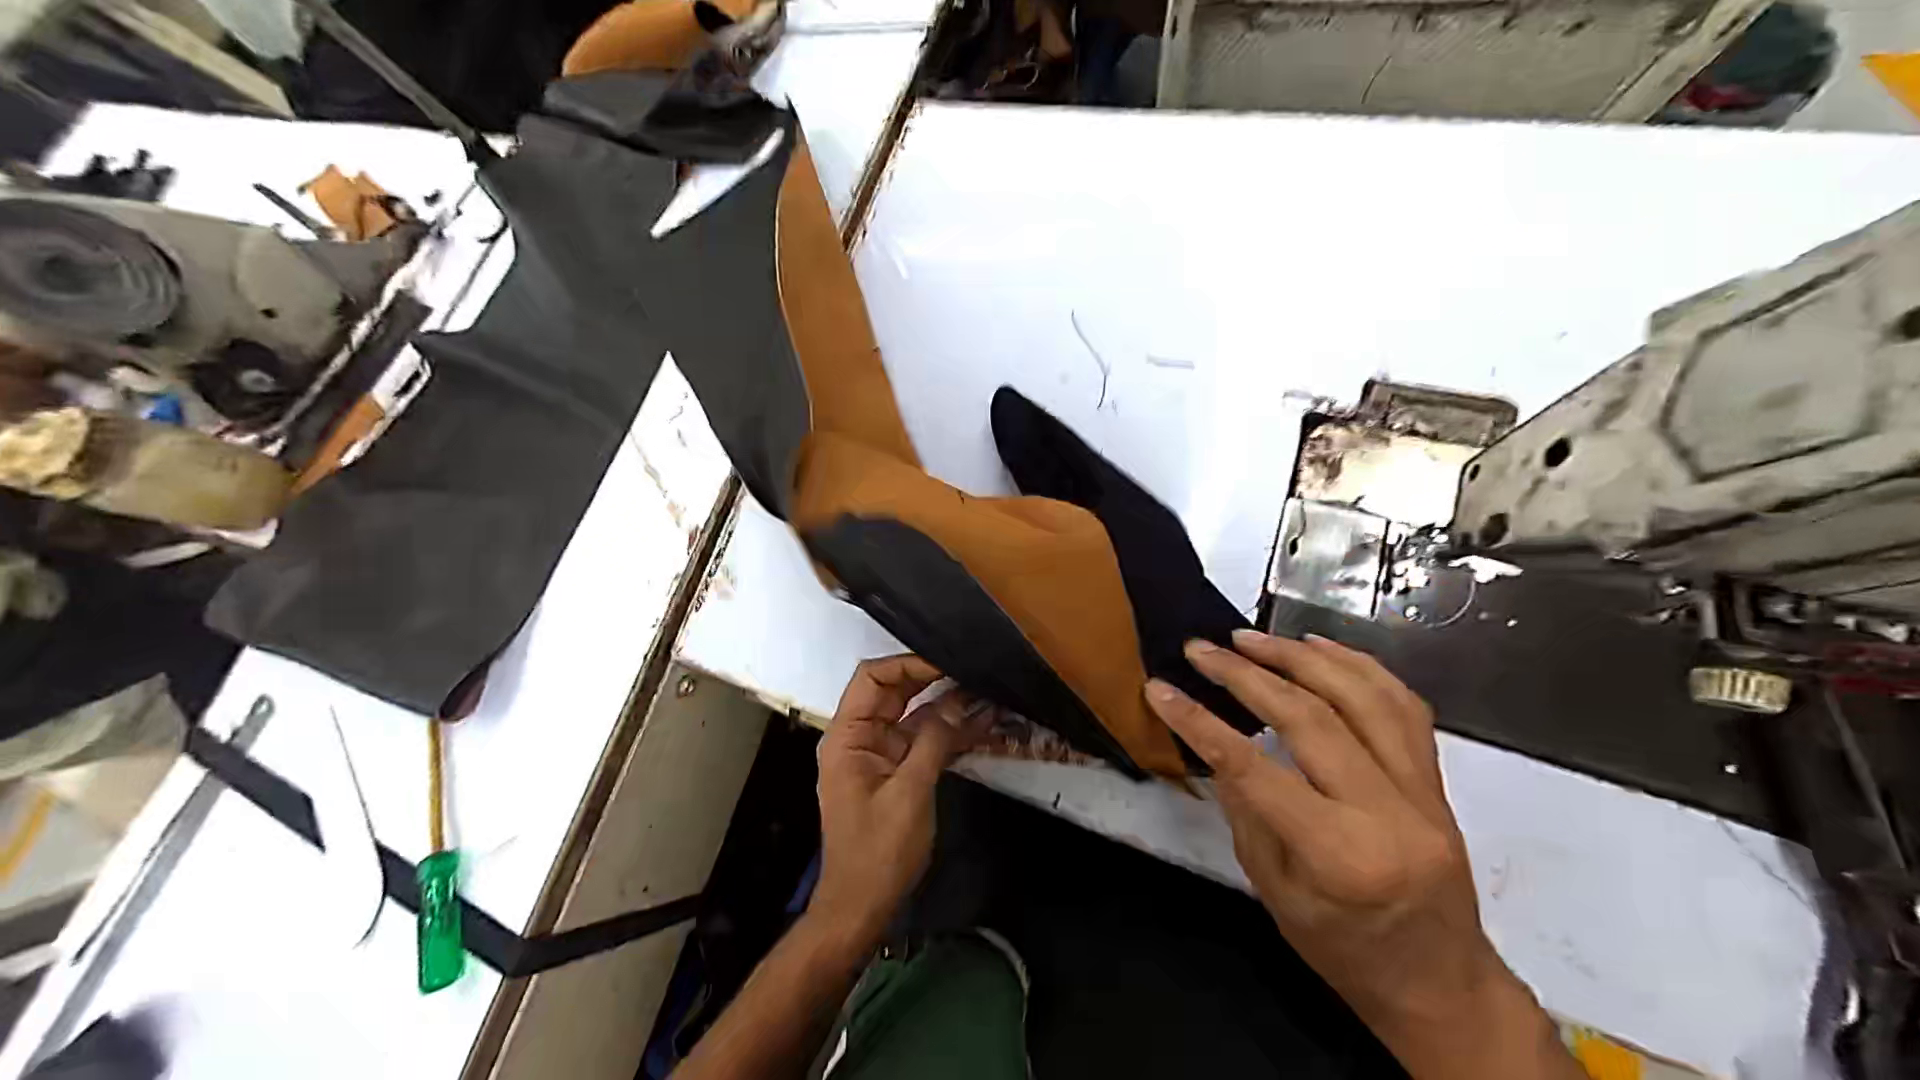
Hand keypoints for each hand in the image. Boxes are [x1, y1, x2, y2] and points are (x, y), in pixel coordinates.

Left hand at [812, 655, 989, 939]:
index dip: (908, 665)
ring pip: (910, 714)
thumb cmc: (878, 852)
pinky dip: (945, 733)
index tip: (947, 662)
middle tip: (972, 670)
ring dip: (944, 706)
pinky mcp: (894, 771)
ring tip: (983, 692)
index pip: (871, 679)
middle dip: (931, 680)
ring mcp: (877, 754)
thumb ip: (934, 742)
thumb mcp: (910, 794)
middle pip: (892, 692)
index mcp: (847, 736)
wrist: (861, 906)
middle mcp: (858, 738)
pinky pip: (919, 740)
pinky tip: (977, 724)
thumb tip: (959, 702)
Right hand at [1147, 631, 1579, 1079]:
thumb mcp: (1273, 892)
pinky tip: (1318, 645)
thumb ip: (1246, 811)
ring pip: (1362, 697)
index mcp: (1338, 854)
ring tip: (1251, 638)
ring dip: (1300, 657)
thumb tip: (1219, 745)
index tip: (1160, 688)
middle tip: (1203, 649)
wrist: (1442, 986)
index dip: (1199, 722)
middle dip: (1246, 675)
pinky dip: (1359, 665)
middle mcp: (1387, 813)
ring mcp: (1423, 793)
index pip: (1254, 768)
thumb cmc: (1344, 952)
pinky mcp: (1437, 781)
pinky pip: (1404, 706)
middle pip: (1310, 718)